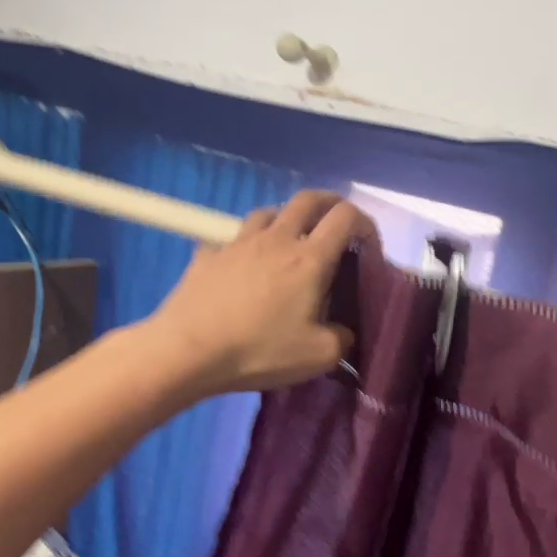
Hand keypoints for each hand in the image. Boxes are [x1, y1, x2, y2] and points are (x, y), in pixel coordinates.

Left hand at [143, 191, 377, 396]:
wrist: (187, 351)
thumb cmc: (259, 350)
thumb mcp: (317, 356)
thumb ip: (341, 340)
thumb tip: (343, 332)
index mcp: (310, 259)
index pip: (346, 217)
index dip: (365, 222)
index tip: (369, 245)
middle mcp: (277, 239)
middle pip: (309, 199)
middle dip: (330, 204)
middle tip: (337, 224)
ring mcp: (238, 242)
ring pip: (270, 212)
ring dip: (287, 218)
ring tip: (291, 240)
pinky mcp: (208, 254)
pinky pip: (233, 239)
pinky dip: (246, 245)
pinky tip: (243, 265)